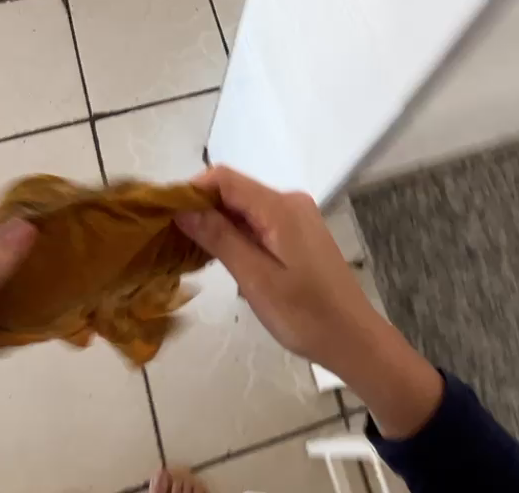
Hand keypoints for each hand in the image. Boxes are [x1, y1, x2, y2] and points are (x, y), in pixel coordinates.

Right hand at [174, 166, 443, 438]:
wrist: (354, 339)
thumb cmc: (306, 315)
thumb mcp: (256, 280)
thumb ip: (220, 239)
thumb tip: (183, 209)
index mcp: (280, 207)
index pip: (225, 178)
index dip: (191, 189)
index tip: (164, 214)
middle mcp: (288, 201)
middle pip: (234, 190)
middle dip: (200, 207)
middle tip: (171, 236)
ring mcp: (295, 216)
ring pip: (244, 206)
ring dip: (216, 221)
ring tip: (188, 248)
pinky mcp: (297, 232)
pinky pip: (257, 220)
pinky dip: (235, 232)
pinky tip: (219, 255)